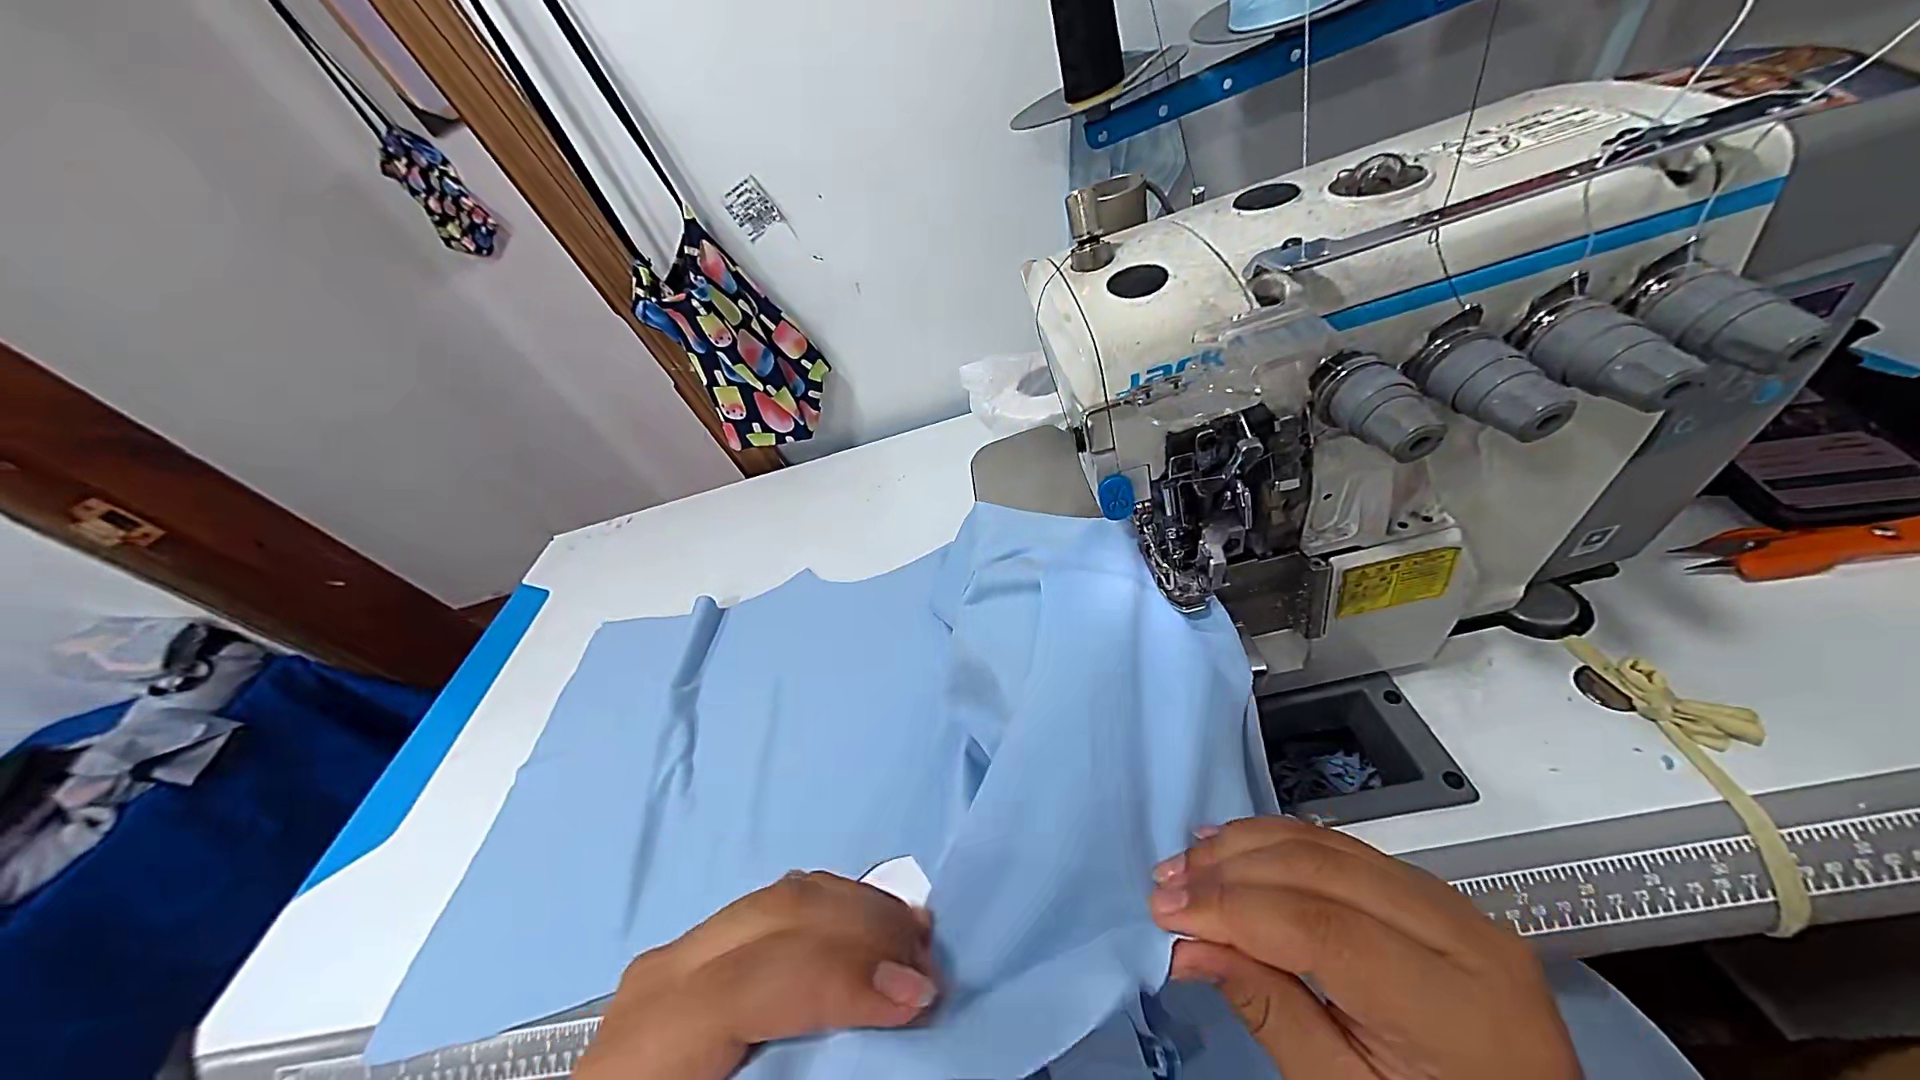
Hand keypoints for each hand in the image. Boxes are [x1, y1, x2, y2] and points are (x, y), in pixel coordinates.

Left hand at [576, 871, 938, 1079]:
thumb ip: (806, 1071)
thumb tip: (887, 1032)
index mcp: (650, 1043)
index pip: (750, 982)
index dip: (839, 979)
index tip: (916, 998)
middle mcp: (662, 977)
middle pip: (777, 915)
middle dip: (867, 931)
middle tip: (931, 971)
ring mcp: (683, 951)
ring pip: (786, 894)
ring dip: (862, 910)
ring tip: (917, 940)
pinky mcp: (704, 947)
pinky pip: (781, 904)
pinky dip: (839, 907)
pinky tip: (875, 924)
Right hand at [1150, 817, 1580, 1079]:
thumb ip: (1270, 1012)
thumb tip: (1188, 946)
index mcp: (1459, 1008)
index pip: (1325, 929)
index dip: (1234, 911)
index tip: (1168, 913)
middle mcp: (1465, 935)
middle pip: (1323, 870)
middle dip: (1230, 870)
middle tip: (1166, 885)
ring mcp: (1454, 904)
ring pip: (1328, 843)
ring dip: (1246, 846)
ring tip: (1187, 864)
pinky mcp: (1433, 891)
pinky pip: (1343, 846)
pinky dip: (1279, 841)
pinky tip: (1236, 846)